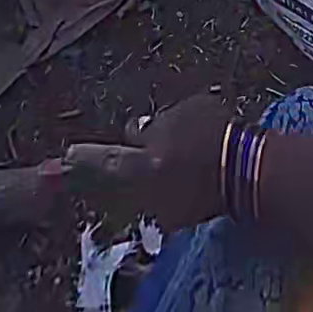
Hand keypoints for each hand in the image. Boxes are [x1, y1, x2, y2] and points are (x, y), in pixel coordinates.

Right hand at [67, 94, 229, 229]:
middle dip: (144, 141)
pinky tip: (211, 138)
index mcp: (146, 164)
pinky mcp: (195, 101)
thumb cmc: (208, 196)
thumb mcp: (173, 212)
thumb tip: (141, 195)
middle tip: (165, 157)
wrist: (244, 165)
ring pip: (164, 121)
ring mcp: (175, 113)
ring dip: (173, 132)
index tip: (67, 152)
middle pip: (137, 132)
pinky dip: (194, 122)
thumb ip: (150, 199)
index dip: (86, 157)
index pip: (109, 160)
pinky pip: (187, 112)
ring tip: (196, 150)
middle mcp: (154, 133)